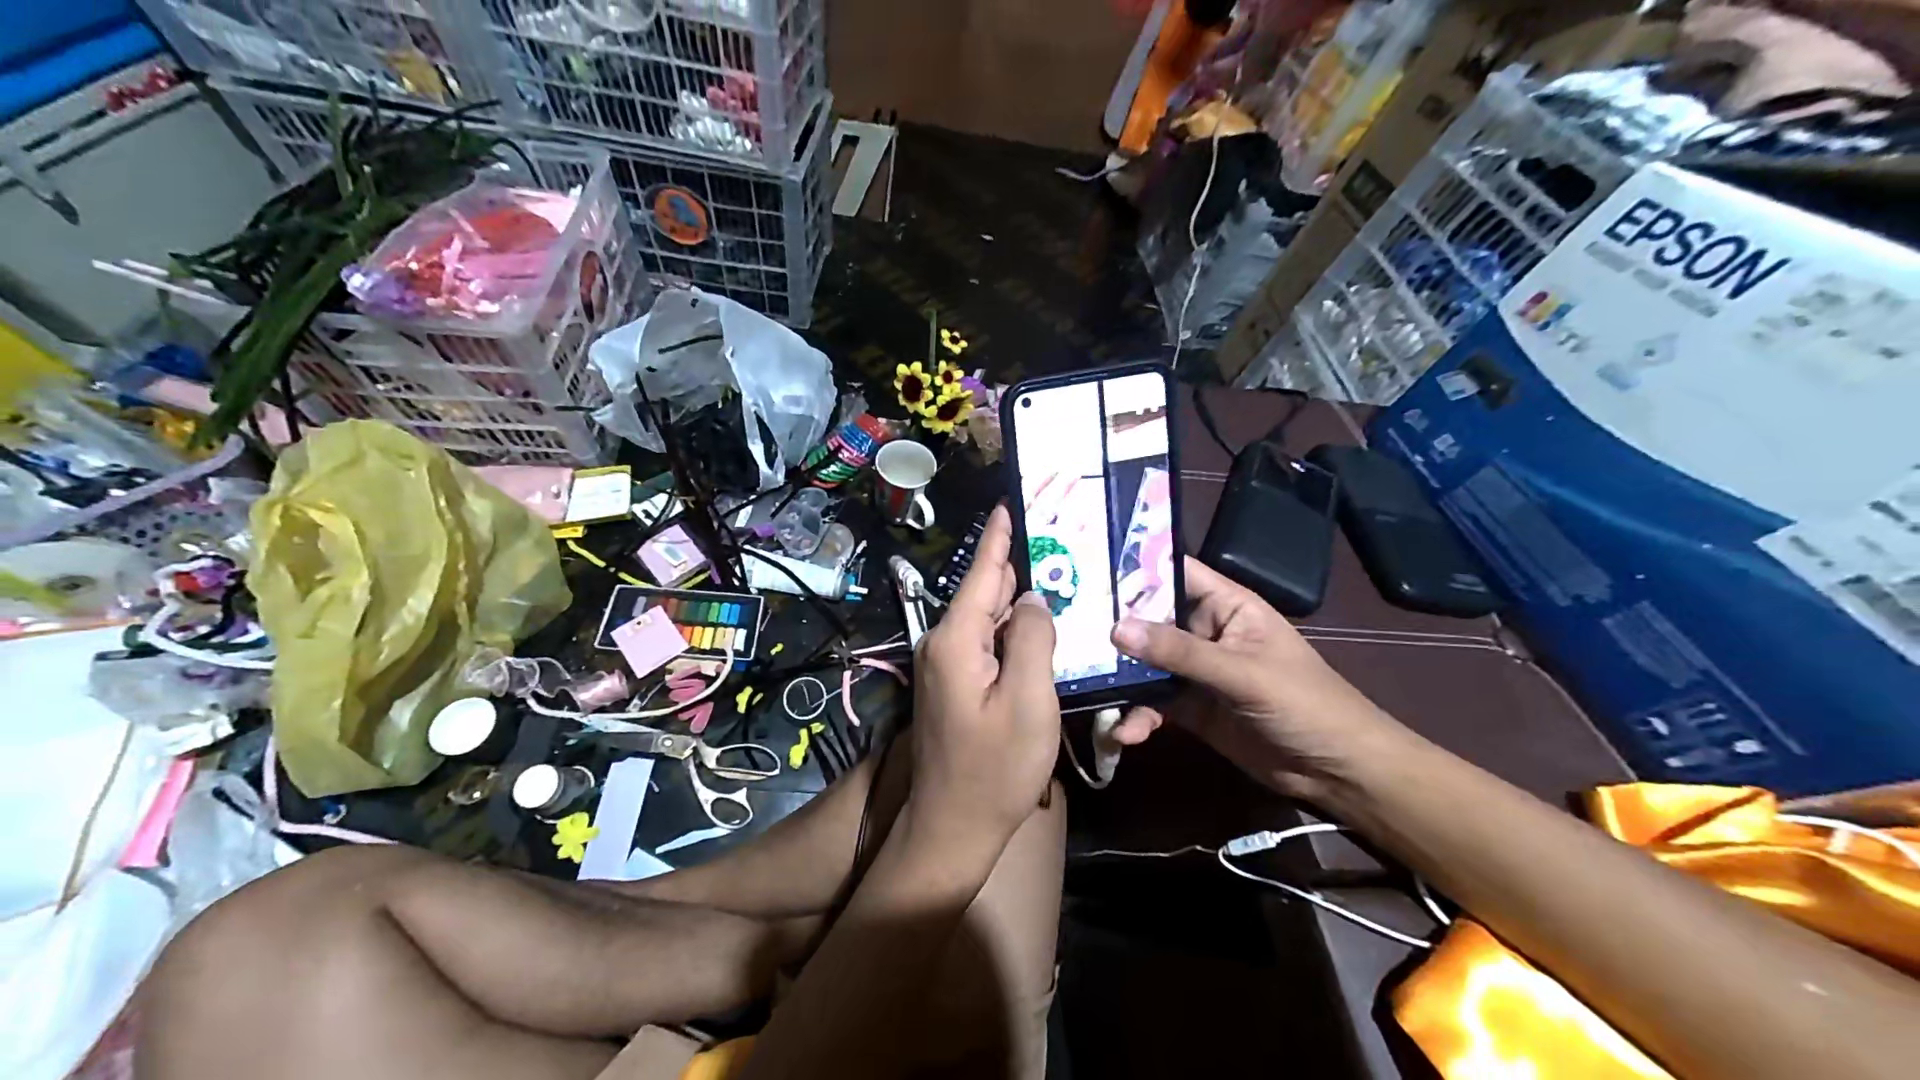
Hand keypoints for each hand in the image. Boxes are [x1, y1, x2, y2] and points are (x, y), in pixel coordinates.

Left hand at [911, 505, 1060, 838]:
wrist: (953, 827)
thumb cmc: (995, 769)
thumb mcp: (1028, 701)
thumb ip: (1034, 640)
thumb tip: (1036, 597)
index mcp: (956, 640)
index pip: (983, 573)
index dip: (1000, 536)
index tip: (1012, 501)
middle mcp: (944, 643)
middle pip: (988, 592)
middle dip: (1020, 564)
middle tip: (1060, 536)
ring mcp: (947, 665)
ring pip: (991, 619)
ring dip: (1022, 601)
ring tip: (1061, 573)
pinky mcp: (956, 685)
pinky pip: (990, 644)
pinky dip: (1016, 631)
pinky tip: (1044, 626)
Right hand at [1107, 558, 1407, 798]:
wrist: (1338, 772)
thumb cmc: (1304, 705)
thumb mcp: (1242, 673)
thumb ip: (1180, 652)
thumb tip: (1117, 628)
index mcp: (1226, 606)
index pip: (1175, 572)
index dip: (1135, 566)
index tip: (1087, 568)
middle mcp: (1204, 631)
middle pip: (1149, 619)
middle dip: (1113, 629)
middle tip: (1067, 632)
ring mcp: (1195, 671)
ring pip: (1145, 664)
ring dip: (1120, 679)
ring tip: (1092, 692)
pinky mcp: (1190, 707)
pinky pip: (1151, 702)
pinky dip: (1136, 715)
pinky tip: (1125, 733)